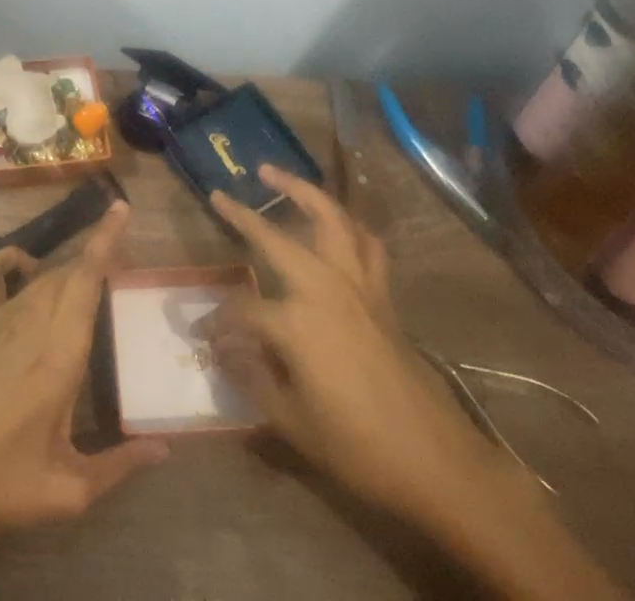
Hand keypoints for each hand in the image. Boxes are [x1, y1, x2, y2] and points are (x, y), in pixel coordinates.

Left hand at [0, 203, 167, 600]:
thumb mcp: (69, 489)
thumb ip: (120, 465)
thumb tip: (165, 451)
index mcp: (60, 355)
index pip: (86, 282)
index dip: (104, 242)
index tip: (120, 209)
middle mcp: (30, 326)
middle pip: (66, 274)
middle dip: (94, 256)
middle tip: (121, 260)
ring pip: (37, 278)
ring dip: (64, 267)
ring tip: (88, 272)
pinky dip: (5, 261)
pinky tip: (22, 264)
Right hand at [204, 166, 501, 518]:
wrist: (435, 460)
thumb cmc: (355, 446)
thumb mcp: (289, 420)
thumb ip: (251, 377)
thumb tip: (223, 349)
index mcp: (296, 324)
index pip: (241, 310)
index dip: (216, 323)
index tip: (199, 335)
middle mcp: (326, 291)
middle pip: (280, 239)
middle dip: (246, 216)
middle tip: (222, 195)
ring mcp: (361, 288)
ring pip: (333, 222)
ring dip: (305, 193)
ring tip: (279, 175)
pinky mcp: (385, 297)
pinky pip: (367, 246)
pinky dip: (348, 227)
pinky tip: (336, 225)